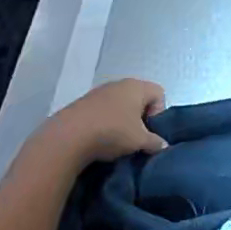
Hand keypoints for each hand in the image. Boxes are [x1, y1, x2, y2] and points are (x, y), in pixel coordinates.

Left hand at [39, 79, 167, 165]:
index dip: (159, 113)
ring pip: (120, 106)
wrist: (68, 136)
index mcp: (136, 86)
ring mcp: (98, 92)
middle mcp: (118, 84)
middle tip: (137, 138)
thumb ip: (156, 142)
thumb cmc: (112, 132)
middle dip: (141, 119)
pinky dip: (106, 124)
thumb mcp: (140, 141)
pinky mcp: (82, 104)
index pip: (159, 93)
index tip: (150, 131)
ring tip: (118, 142)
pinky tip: (101, 139)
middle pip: (139, 99)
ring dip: (122, 122)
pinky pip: (103, 112)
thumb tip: (163, 146)